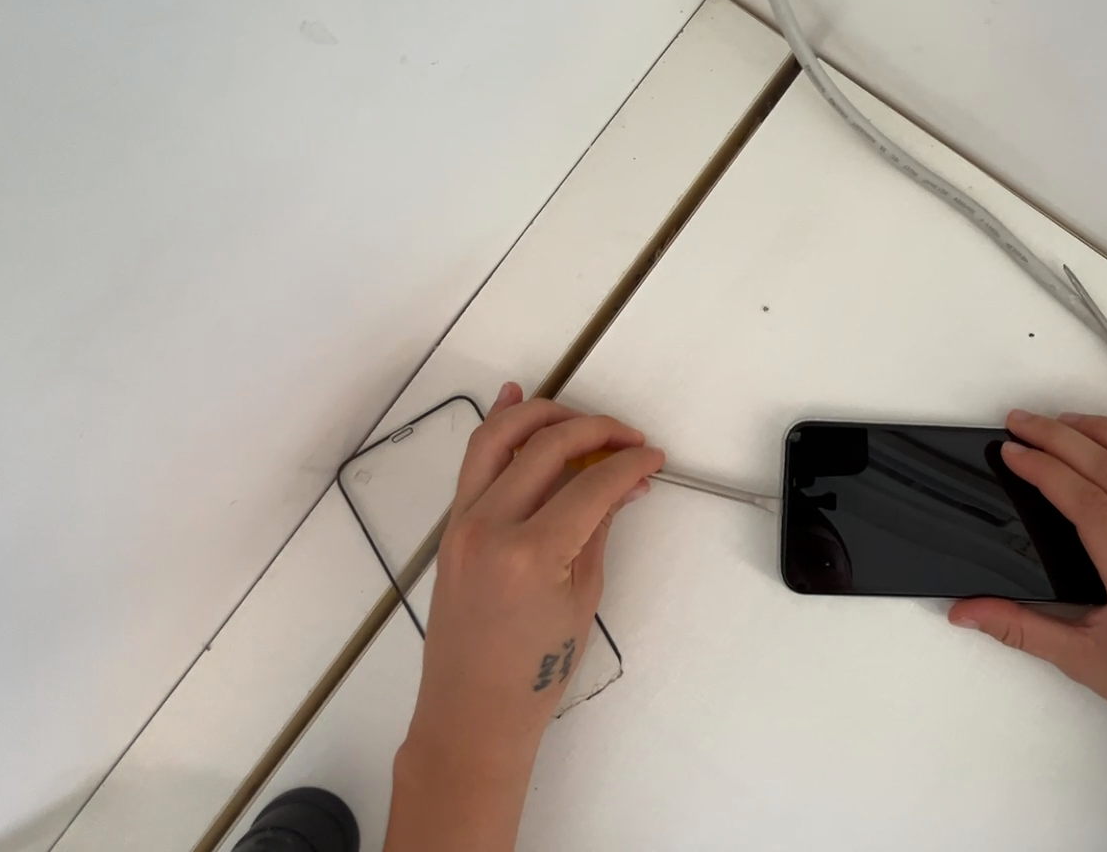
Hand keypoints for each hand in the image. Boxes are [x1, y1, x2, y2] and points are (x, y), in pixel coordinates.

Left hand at [389, 383, 661, 851]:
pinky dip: (497, 423)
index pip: (592, 482)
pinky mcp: (452, 523)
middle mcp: (489, 523)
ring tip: (585, 420)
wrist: (472, 712)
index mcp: (530, 551)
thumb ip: (601, 525)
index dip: (631, 462)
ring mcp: (462, 520)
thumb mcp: (584, 594)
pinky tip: (513, 394)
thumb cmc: (538, 668)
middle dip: (598, 429)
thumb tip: (627, 481)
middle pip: (547, 444)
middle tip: (631, 439)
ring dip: (546, 414)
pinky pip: (473, 459)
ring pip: (499, 435)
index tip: (655, 457)